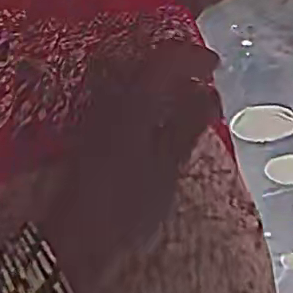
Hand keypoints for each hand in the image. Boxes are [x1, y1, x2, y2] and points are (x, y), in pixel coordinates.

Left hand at [40, 44, 220, 287]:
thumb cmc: (127, 202)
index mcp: (135, 96)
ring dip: (164, 80)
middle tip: (205, 80)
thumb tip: (208, 93)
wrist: (76, 236)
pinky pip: (127, 93)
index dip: (194, 57)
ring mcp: (100, 108)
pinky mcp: (94, 125)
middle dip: (180, 65)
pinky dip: (150, 95)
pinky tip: (163, 117)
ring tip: (189, 99)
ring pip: (137, 77)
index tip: (217, 66)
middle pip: (149, 61)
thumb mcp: (167, 164)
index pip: (167, 57)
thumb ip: (188, 123)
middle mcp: (113, 93)